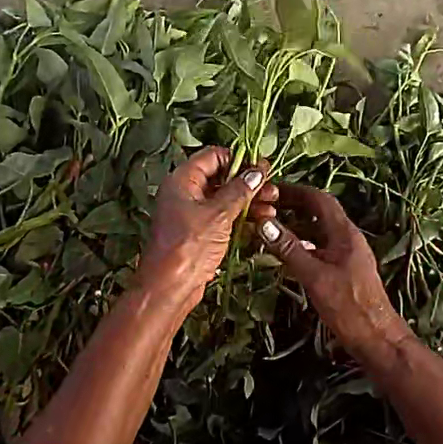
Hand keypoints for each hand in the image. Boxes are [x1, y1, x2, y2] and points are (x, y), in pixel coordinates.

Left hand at [141, 146, 271, 292]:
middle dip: (248, 182)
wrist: (170, 287)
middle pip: (221, 177)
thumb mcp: (218, 214)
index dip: (240, 159)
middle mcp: (186, 192)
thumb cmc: (189, 246)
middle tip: (272, 188)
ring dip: (249, 200)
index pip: (214, 156)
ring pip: (225, 198)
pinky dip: (242, 217)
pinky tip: (262, 221)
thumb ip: (239, 190)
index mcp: (183, 180)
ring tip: (272, 205)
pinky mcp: (200, 232)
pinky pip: (223, 217)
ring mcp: (192, 213)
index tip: (263, 167)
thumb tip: (257, 172)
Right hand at [254, 185, 410, 355]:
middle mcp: (347, 238)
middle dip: (292, 206)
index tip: (269, 190)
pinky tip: (284, 254)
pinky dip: (300, 245)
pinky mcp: (342, 270)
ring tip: (267, 228)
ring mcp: (346, 254)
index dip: (295, 191)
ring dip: (295, 226)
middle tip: (264, 208)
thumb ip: (289, 248)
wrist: (376, 338)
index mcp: (345, 233)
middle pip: (318, 212)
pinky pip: (319, 248)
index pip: (320, 199)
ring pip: (317, 231)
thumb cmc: (348, 307)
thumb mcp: (314, 276)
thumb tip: (264, 222)